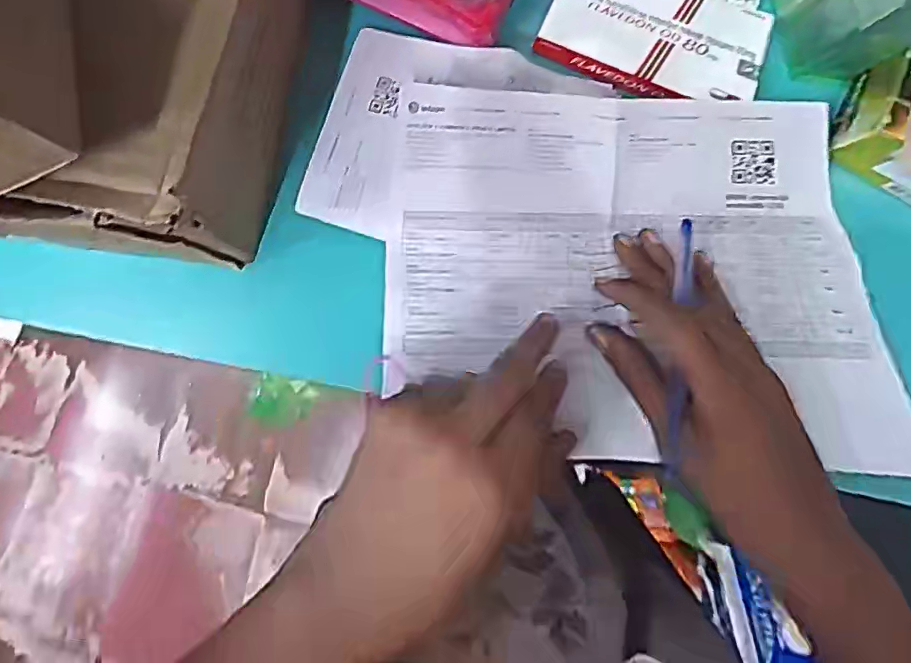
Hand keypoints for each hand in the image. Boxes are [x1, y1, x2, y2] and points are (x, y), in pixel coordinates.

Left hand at [189, 315, 573, 662]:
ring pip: (462, 383)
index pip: (533, 419)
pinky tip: (436, 426)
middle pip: (504, 381)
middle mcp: (458, 442)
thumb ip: (530, 481)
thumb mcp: (497, 543)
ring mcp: (417, 421)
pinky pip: (427, 393)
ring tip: (479, 406)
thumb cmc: (434, 581)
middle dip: (530, 348)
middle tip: (546, 325)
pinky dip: (439, 402)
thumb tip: (559, 434)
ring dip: (478, 387)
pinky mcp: (386, 412)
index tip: (559, 369)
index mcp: (494, 485)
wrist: (351, 585)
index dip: (549, 391)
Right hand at [591, 233, 910, 662]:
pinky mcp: (761, 375)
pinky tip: (704, 276)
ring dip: (682, 274)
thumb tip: (603, 333)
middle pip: (692, 303)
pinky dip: (712, 293)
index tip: (601, 282)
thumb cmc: (733, 495)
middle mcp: (740, 359)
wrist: (808, 536)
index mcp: (717, 376)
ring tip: (659, 242)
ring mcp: (756, 365)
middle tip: (625, 239)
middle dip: (656, 269)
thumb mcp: (676, 441)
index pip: (669, 319)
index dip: (634, 296)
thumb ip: (640, 380)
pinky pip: (731, 321)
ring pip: (713, 306)